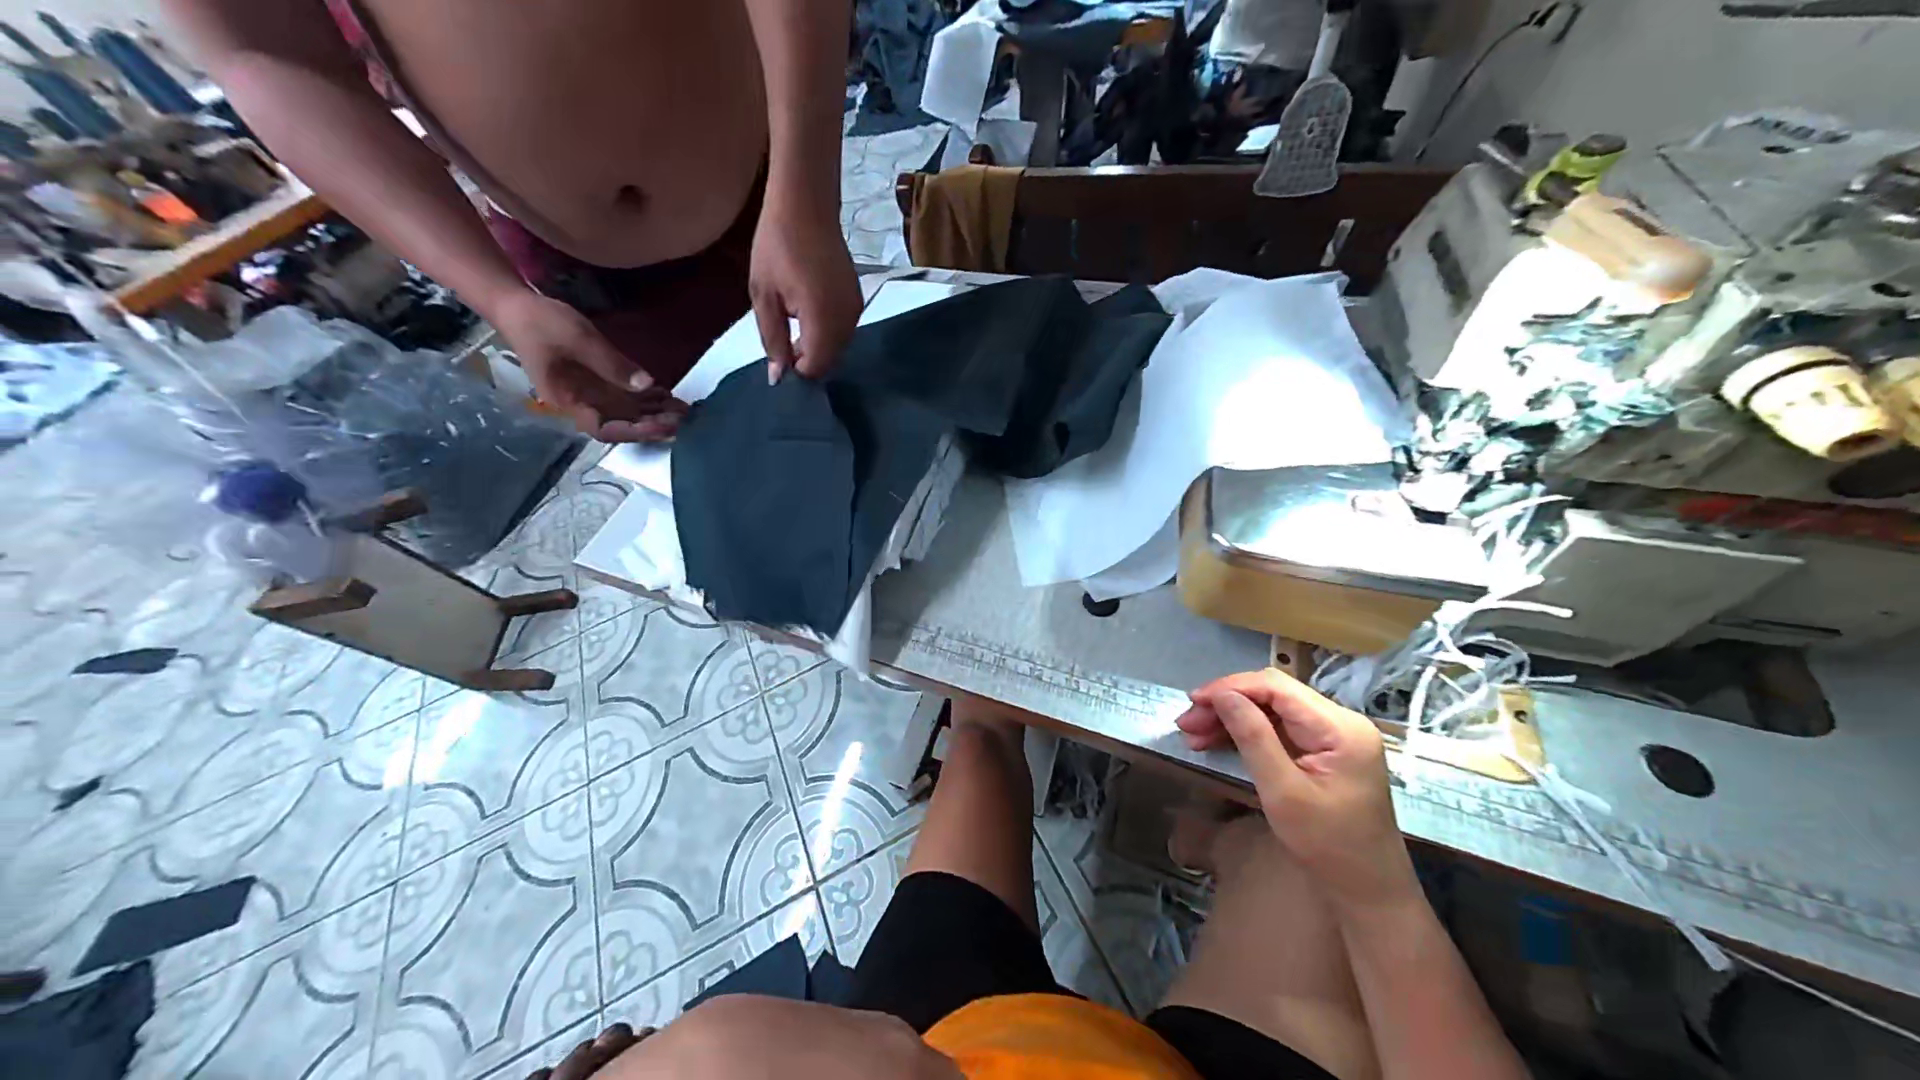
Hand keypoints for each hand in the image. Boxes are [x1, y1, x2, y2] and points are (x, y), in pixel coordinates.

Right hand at [487, 289, 685, 441]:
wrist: (519, 306)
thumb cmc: (540, 323)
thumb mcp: (577, 339)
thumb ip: (611, 364)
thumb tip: (647, 385)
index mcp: (568, 401)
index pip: (603, 429)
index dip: (634, 432)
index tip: (661, 427)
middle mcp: (582, 404)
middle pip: (622, 424)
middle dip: (653, 424)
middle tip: (683, 418)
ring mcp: (592, 393)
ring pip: (628, 412)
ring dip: (656, 413)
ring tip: (684, 410)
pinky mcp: (599, 381)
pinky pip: (627, 396)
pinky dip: (649, 398)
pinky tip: (669, 395)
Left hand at [748, 199, 860, 382]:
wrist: (806, 205)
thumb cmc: (777, 246)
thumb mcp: (763, 295)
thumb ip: (772, 339)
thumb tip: (779, 377)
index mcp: (822, 319)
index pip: (815, 367)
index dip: (796, 371)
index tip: (779, 356)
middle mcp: (846, 319)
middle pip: (830, 361)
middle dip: (808, 361)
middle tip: (783, 343)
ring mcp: (855, 310)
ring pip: (838, 348)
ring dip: (818, 348)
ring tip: (794, 328)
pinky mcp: (857, 300)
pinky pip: (843, 331)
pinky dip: (828, 335)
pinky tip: (809, 317)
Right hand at [1177, 669, 1417, 907]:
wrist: (1368, 889)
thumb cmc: (1327, 845)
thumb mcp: (1283, 792)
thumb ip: (1253, 737)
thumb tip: (1222, 695)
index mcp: (1340, 728)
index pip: (1277, 687)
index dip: (1230, 688)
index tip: (1193, 702)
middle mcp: (1342, 721)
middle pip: (1273, 694)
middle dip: (1227, 703)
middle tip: (1187, 723)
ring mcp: (1335, 735)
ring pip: (1272, 709)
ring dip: (1232, 717)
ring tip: (1194, 734)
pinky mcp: (1325, 749)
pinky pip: (1280, 727)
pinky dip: (1248, 731)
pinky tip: (1218, 741)